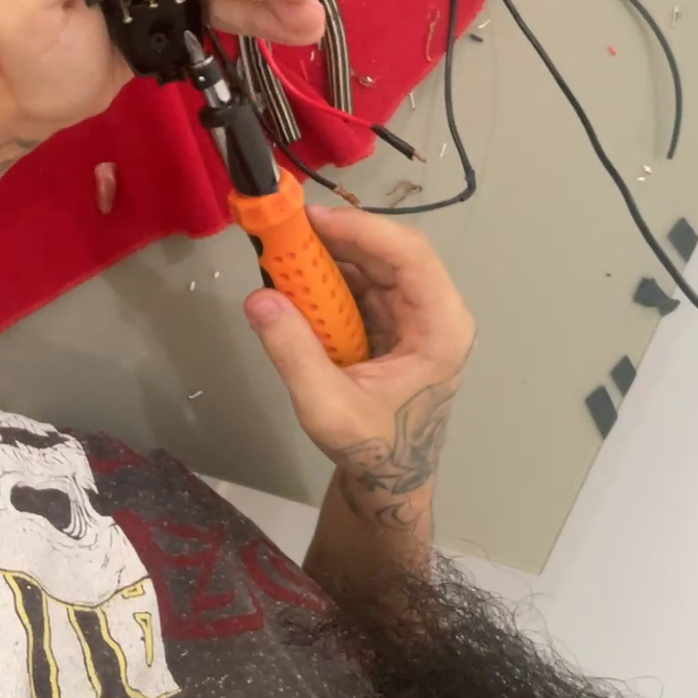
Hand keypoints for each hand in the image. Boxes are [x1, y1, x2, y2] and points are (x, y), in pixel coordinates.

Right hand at [245, 207, 473, 529]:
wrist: (390, 477)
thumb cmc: (372, 448)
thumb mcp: (326, 407)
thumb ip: (293, 352)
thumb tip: (258, 298)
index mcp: (439, 328)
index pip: (410, 257)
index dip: (363, 230)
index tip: (312, 220)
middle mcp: (433, 311)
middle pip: (391, 252)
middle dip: (338, 236)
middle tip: (285, 230)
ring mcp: (413, 313)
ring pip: (373, 262)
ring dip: (329, 254)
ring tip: (282, 253)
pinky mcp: (391, 319)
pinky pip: (360, 281)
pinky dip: (326, 275)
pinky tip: (295, 280)